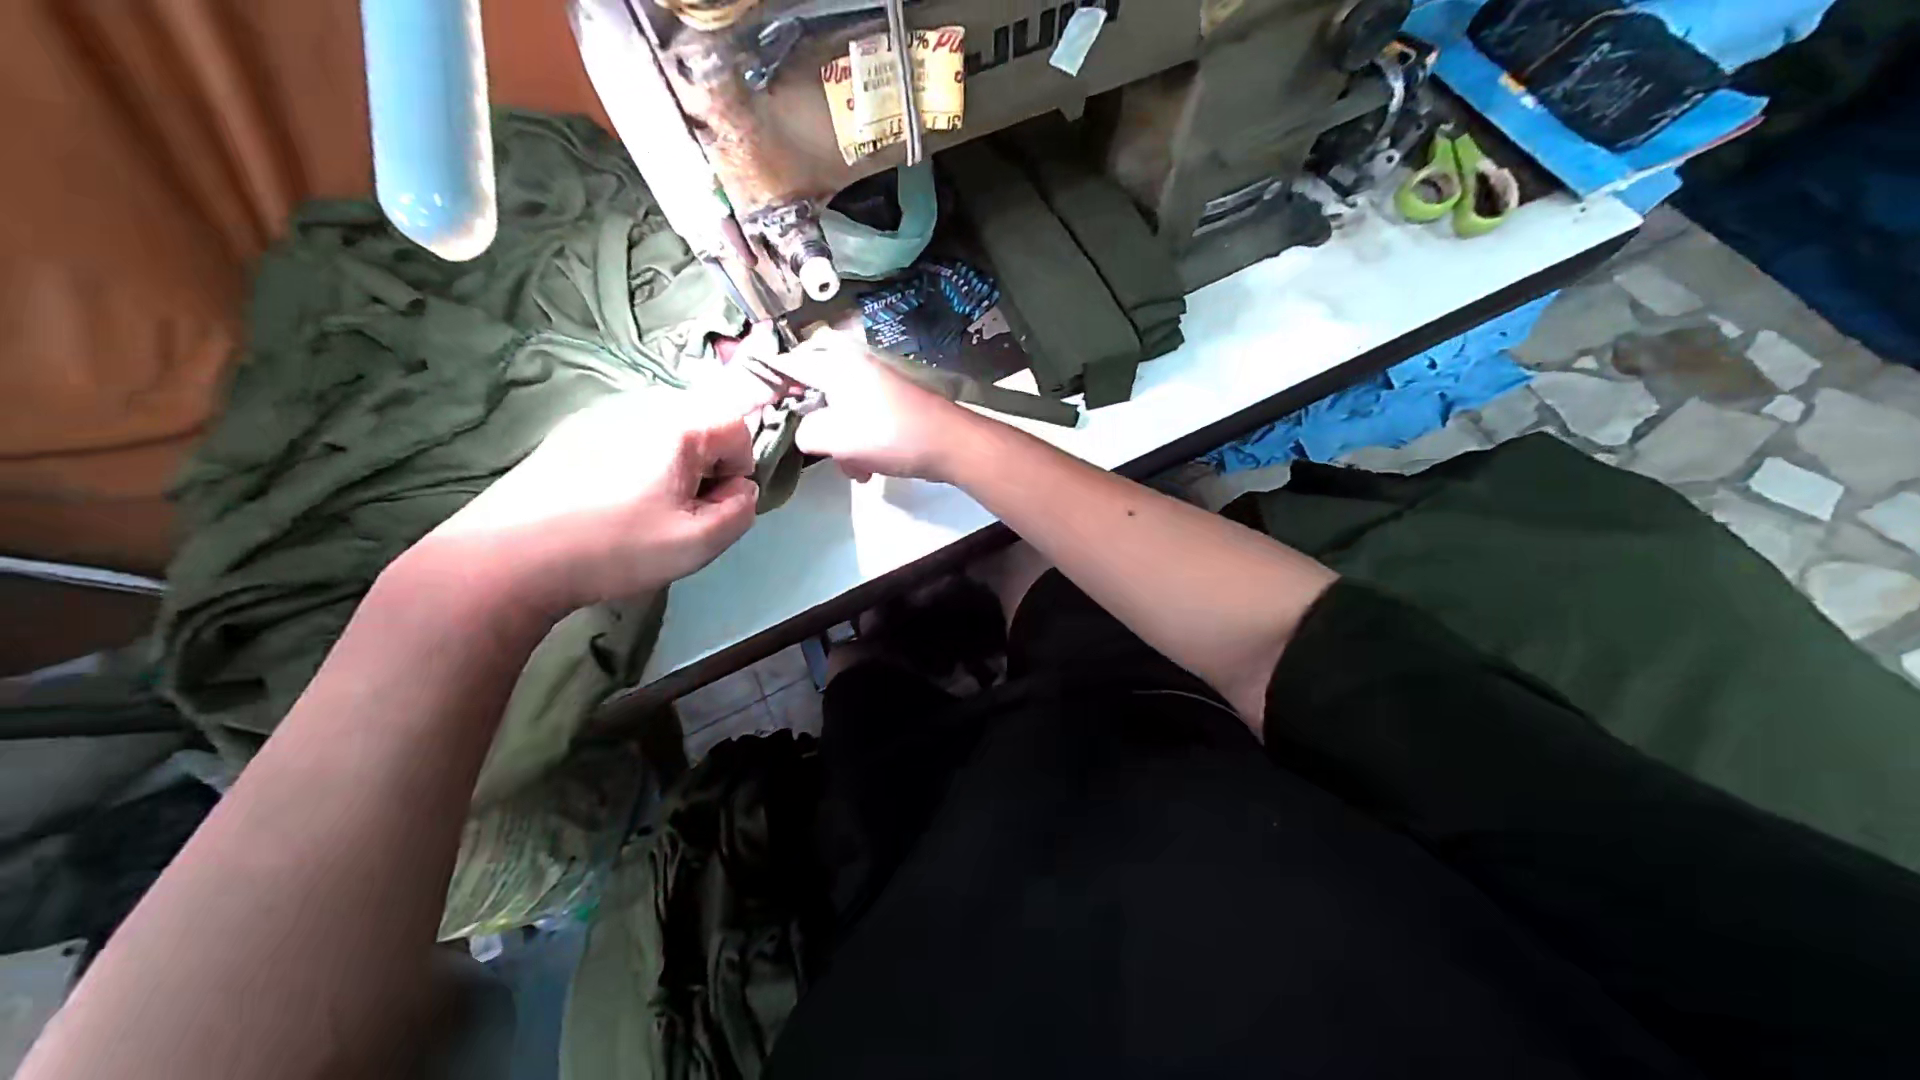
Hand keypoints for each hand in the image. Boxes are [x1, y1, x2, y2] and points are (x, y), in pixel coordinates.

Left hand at [415, 388, 761, 615]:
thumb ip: (742, 509)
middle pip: (700, 424)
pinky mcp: (569, 432)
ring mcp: (599, 415)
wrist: (506, 557)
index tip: (711, 505)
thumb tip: (738, 488)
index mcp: (677, 426)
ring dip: (670, 465)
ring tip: (641, 508)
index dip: (738, 469)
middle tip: (678, 510)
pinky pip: (627, 437)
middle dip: (704, 465)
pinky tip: (606, 501)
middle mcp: (641, 406)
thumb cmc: (614, 548)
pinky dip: (634, 463)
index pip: (738, 427)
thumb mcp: (700, 542)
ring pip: (664, 431)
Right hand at [767, 329, 981, 482]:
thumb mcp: (834, 438)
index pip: (787, 363)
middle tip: (813, 445)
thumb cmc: (890, 436)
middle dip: (812, 425)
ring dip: (839, 442)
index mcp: (835, 365)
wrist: (950, 444)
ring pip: (838, 412)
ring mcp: (874, 384)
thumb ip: (804, 432)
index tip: (758, 410)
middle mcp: (853, 366)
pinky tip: (867, 468)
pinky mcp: (890, 403)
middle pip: (813, 391)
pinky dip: (858, 443)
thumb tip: (803, 431)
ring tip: (852, 467)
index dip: (768, 385)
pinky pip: (860, 421)